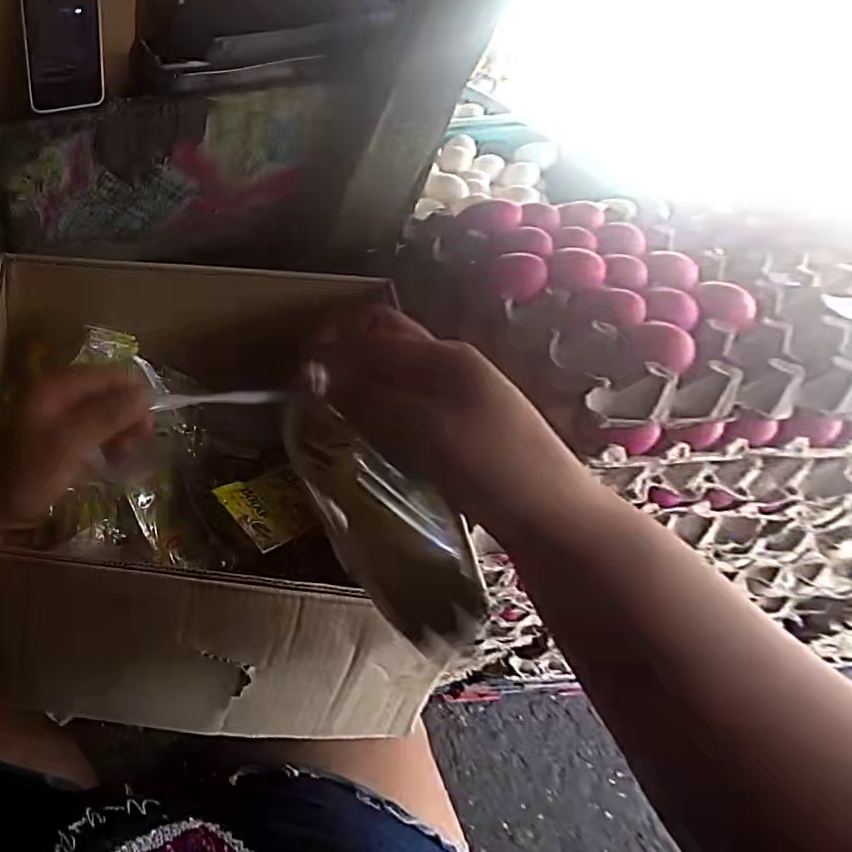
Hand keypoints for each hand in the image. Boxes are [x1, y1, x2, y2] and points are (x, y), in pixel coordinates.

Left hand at [0, 365, 154, 524]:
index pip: (111, 376)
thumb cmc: (25, 474)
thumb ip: (107, 417)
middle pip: (107, 392)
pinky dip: (102, 440)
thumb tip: (145, 393)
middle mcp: (56, 391)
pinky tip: (107, 461)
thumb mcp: (69, 446)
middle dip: (128, 416)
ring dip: (117, 430)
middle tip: (138, 448)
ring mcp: (52, 411)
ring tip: (123, 458)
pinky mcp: (51, 431)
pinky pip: (87, 427)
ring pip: (99, 411)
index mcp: (57, 386)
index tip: (149, 429)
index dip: (136, 396)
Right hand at [307, 303, 603, 537]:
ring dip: (361, 380)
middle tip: (312, 382)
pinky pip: (408, 398)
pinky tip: (369, 424)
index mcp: (444, 356)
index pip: (374, 336)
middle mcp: (451, 364)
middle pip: (387, 345)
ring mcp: (459, 391)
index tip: (296, 367)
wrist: (554, 515)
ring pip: (395, 373)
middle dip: (346, 355)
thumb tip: (318, 372)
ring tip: (331, 402)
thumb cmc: (490, 465)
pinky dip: (381, 403)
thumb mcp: (423, 428)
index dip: (332, 347)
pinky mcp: (460, 420)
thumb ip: (369, 395)